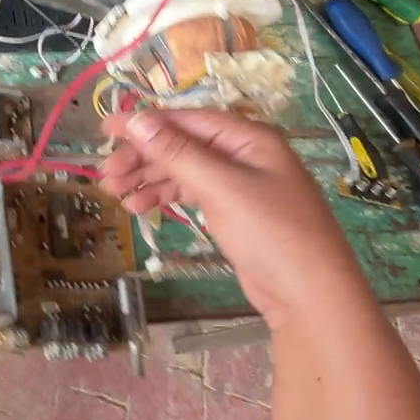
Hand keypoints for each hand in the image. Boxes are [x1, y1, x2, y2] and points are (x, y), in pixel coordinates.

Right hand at [100, 110, 369, 327]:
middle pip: (181, 144)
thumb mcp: (221, 188)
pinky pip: (190, 192)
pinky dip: (163, 197)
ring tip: (115, 193)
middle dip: (142, 157)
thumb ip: (176, 153)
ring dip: (148, 178)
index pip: (186, 120)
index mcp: (248, 138)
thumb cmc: (272, 234)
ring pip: (182, 169)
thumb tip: (136, 120)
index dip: (145, 123)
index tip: (106, 130)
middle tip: (106, 174)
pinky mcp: (233, 210)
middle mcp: (243, 154)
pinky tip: (140, 207)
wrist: (313, 299)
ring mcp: (239, 183)